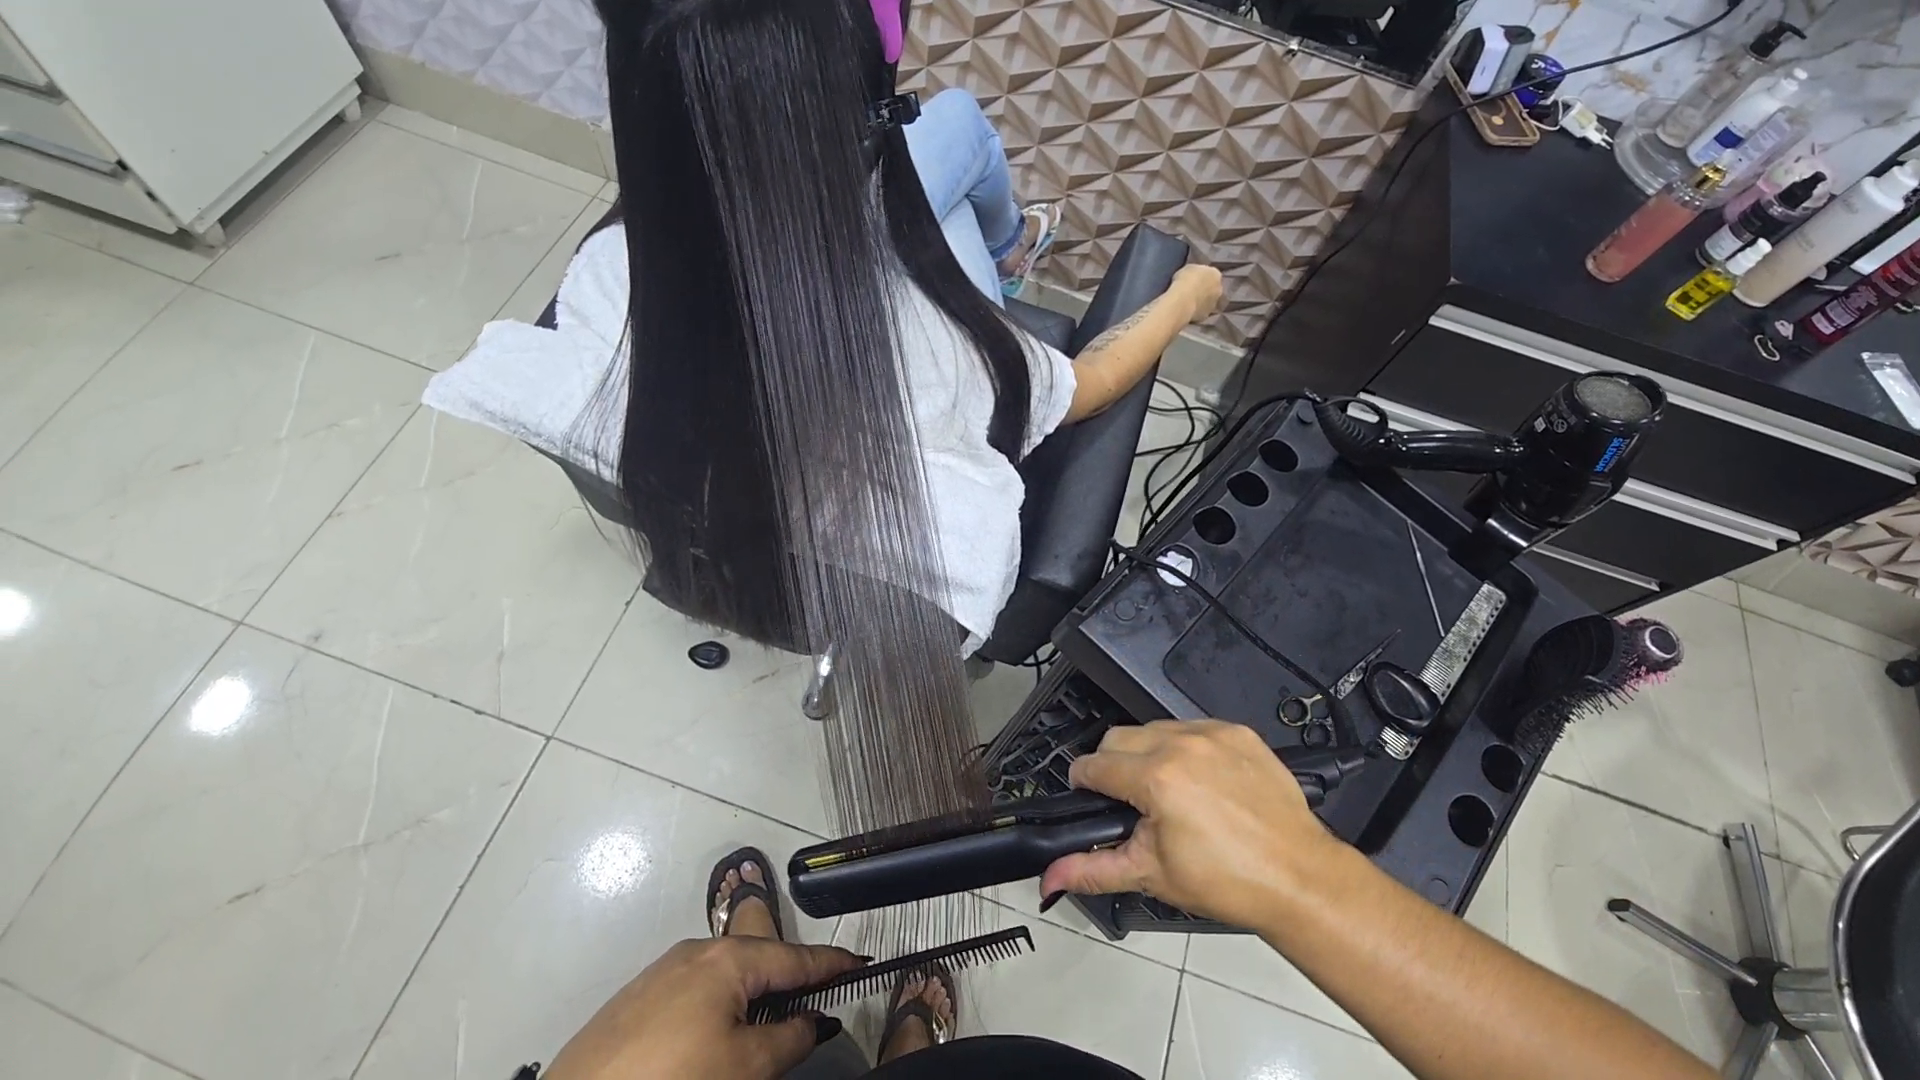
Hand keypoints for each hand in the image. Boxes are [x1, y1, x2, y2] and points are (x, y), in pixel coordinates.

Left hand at [543, 937, 863, 1079]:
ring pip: (727, 973)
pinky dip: (723, 1002)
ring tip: (772, 1023)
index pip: (796, 957)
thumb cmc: (674, 1079)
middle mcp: (697, 950)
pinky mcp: (639, 995)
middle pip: (761, 958)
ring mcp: (663, 970)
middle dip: (792, 977)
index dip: (833, 963)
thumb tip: (813, 1021)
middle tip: (821, 995)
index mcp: (729, 958)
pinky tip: (720, 1033)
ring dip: (756, 993)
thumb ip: (790, 1038)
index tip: (862, 963)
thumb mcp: (746, 1066)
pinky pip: (698, 987)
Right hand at [1039, 721, 1339, 930]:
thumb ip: (1093, 869)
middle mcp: (1183, 746)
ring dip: (1148, 753)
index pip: (1093, 764)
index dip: (1083, 783)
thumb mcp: (1152, 875)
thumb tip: (1051, 877)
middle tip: (1128, 800)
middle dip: (1112, 765)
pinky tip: (1197, 781)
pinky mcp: (1240, 734)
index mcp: (1157, 778)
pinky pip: (1193, 728)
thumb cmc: (1232, 880)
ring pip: (1154, 728)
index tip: (1088, 795)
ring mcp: (1214, 736)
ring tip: (1165, 792)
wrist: (1298, 877)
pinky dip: (1186, 748)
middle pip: (1118, 737)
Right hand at [1173, 264, 1223, 322]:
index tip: (1194, 279)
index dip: (1203, 276)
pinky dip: (1196, 311)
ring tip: (1190, 302)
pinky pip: (1201, 312)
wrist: (1182, 301)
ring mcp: (1214, 304)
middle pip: (1213, 288)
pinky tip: (1188, 310)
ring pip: (1209, 302)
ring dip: (1202, 301)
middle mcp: (1219, 289)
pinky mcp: (1206, 316)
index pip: (1212, 274)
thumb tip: (1196, 275)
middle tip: (1193, 291)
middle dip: (1206, 289)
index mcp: (1216, 274)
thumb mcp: (1189, 268)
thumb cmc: (1184, 280)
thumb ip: (1196, 272)